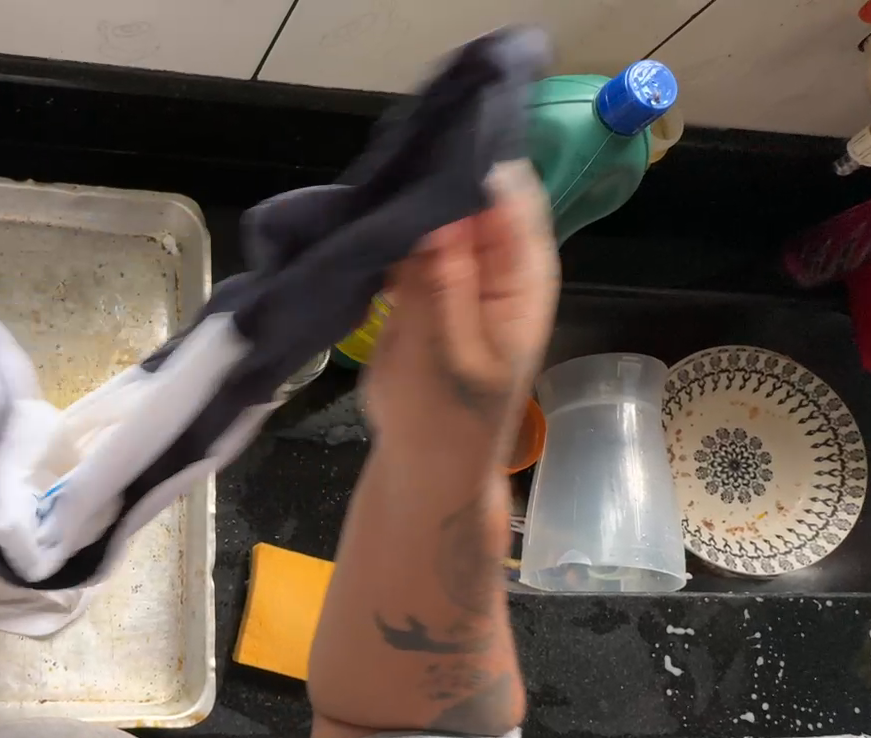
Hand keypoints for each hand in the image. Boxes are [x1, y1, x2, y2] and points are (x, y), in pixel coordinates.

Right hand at [360, 159, 558, 475]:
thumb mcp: (446, 354)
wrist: (424, 462)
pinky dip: (381, 241)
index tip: (421, 142)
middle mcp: (490, 263)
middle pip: (465, 201)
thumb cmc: (444, 416)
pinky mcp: (418, 291)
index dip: (468, 164)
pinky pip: (403, 251)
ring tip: (357, 193)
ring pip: (429, 223)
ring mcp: (452, 276)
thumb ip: (442, 284)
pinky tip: (352, 230)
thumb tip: (435, 214)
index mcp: (518, 274)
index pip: (504, 195)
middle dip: (425, 182)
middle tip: (377, 164)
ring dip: (398, 211)